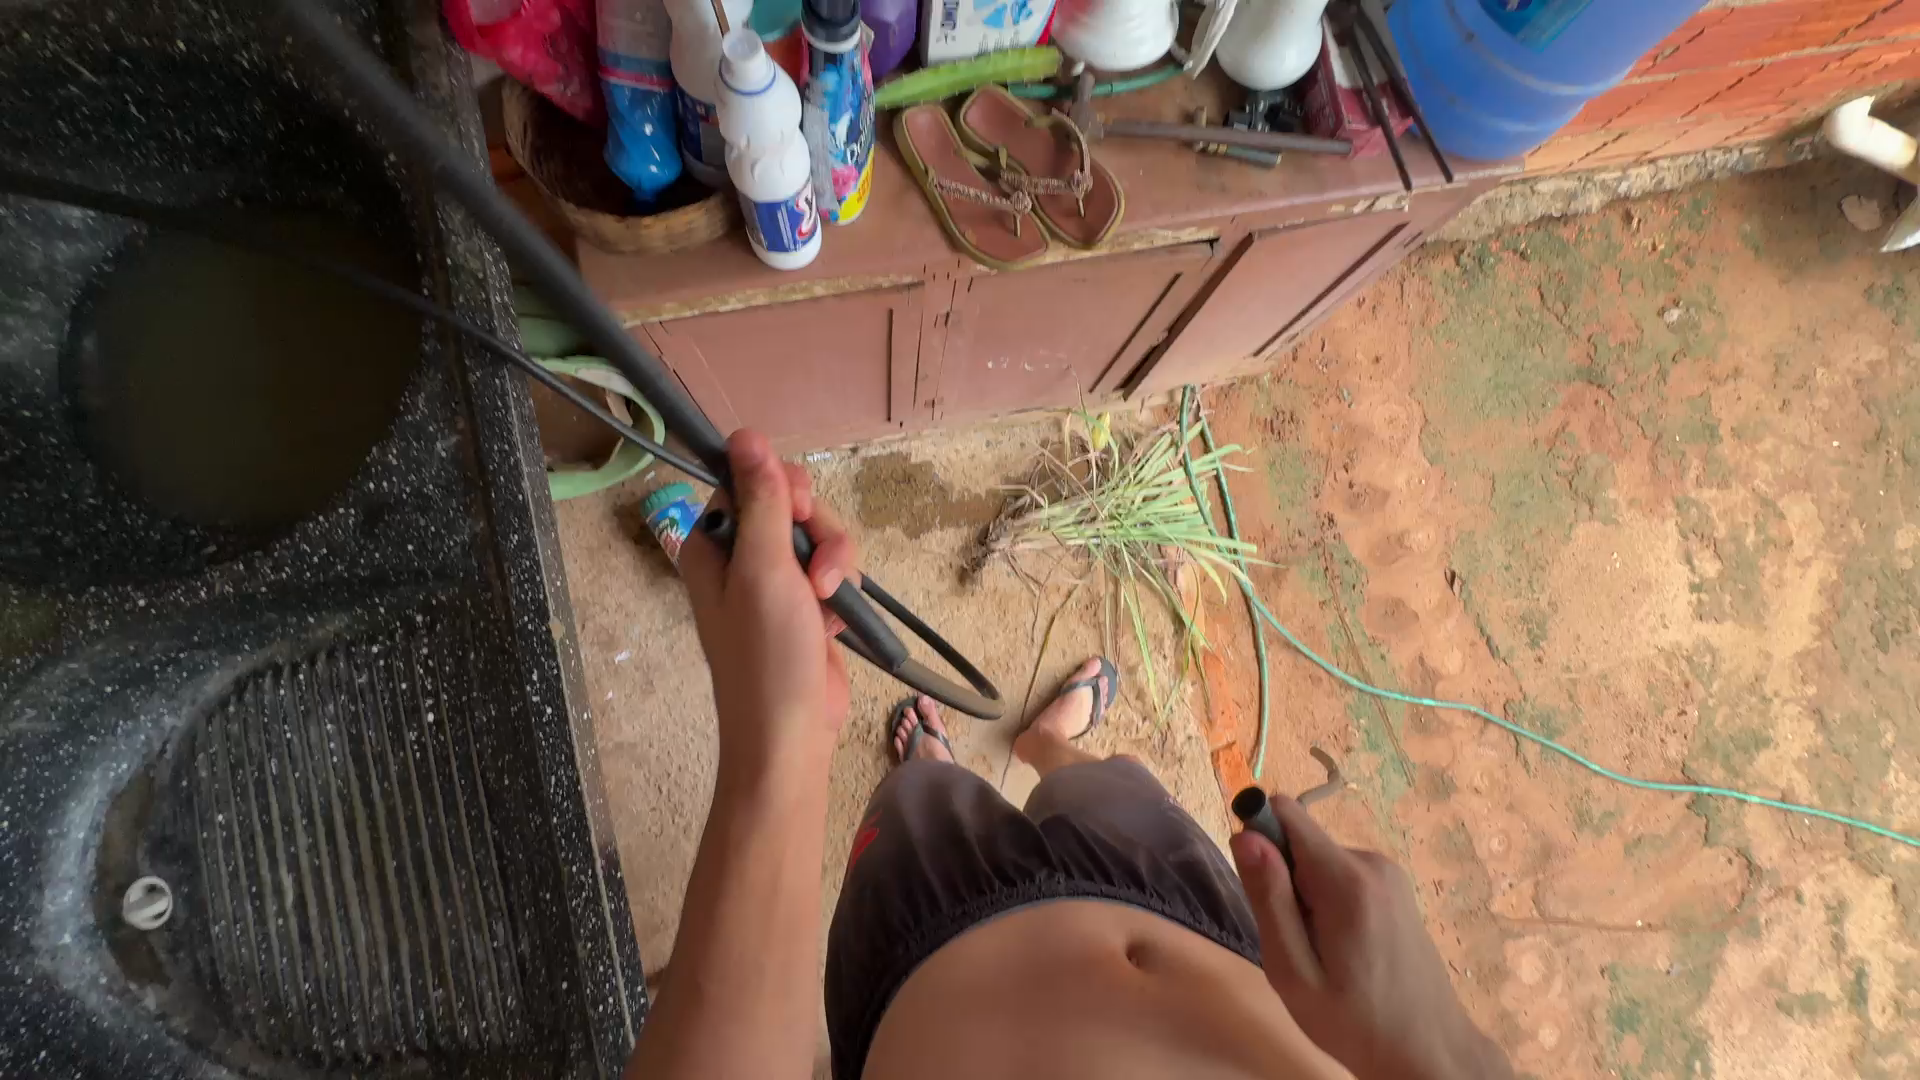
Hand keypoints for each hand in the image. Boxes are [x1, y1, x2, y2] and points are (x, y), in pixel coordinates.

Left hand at [678, 430, 858, 784]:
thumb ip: (762, 501)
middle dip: (819, 534)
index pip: (751, 482)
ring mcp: (777, 581)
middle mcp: (743, 556)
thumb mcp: (764, 570)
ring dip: (836, 564)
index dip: (783, 489)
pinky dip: (841, 589)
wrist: (791, 730)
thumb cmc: (767, 652)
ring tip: (829, 602)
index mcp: (716, 542)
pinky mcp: (807, 602)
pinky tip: (835, 619)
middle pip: (794, 506)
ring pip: (821, 537)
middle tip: (819, 572)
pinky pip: (834, 568)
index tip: (800, 512)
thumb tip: (746, 434)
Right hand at [1229, 796, 1511, 1079]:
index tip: (1263, 889)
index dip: (1260, 839)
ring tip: (1322, 948)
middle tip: (1295, 938)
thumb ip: (1268, 898)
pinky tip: (1343, 945)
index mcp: (1345, 878)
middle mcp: (1369, 861)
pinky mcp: (1394, 884)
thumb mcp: (1292, 971)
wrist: (1433, 1059)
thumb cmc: (1354, 1022)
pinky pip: (1337, 870)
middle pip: (1298, 838)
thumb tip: (1244, 836)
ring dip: (1305, 892)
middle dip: (1283, 877)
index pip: (1283, 811)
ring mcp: (1387, 872)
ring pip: (1316, 857)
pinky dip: (1327, 898)